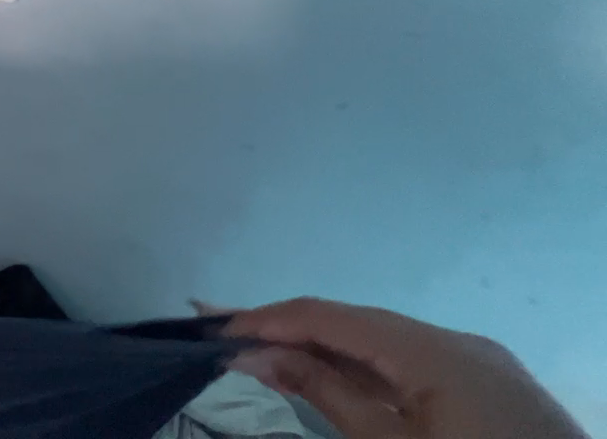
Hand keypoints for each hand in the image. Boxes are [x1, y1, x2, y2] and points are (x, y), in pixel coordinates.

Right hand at [227, 297, 585, 438]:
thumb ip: (319, 390)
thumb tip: (248, 351)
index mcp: (434, 349)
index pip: (325, 314)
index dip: (264, 319)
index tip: (212, 330)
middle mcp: (456, 341)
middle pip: (349, 321)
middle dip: (285, 327)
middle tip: (222, 332)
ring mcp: (481, 364)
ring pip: (377, 341)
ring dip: (319, 347)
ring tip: (259, 350)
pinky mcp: (493, 390)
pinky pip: (408, 364)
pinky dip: (361, 367)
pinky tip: (324, 373)